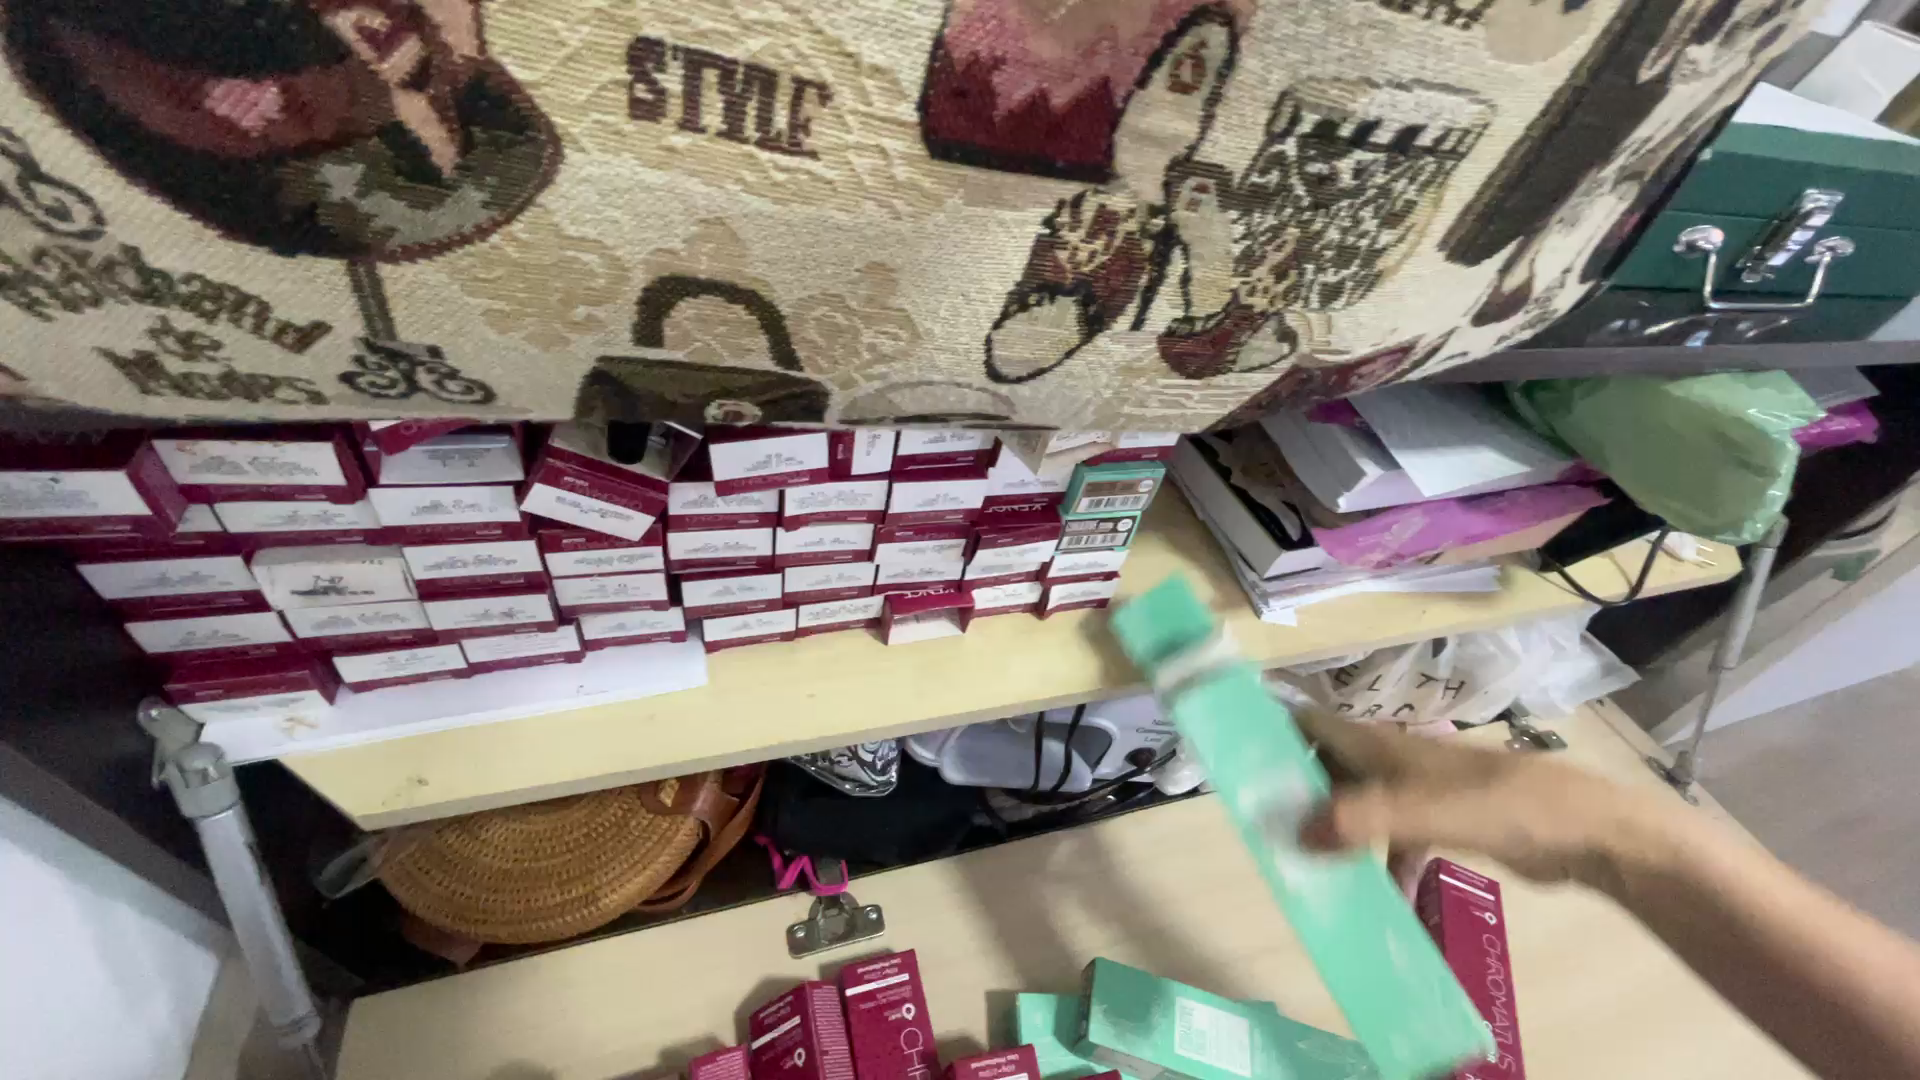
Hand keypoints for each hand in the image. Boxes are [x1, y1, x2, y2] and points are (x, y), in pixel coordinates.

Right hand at [1293, 710, 1678, 895]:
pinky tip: (1383, 897)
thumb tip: (1294, 837)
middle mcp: (1383, 761)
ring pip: (1352, 807)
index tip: (1235, 757)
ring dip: (1331, 833)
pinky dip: (1380, 865)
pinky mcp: (1436, 822)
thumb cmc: (1494, 802)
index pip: (1304, 721)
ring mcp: (1410, 791)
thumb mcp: (1418, 810)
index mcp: (1372, 743)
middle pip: (1321, 767)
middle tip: (1261, 824)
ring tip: (1306, 867)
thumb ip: (1356, 820)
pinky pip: (1389, 840)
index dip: (1267, 730)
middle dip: (1292, 792)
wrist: (1585, 831)